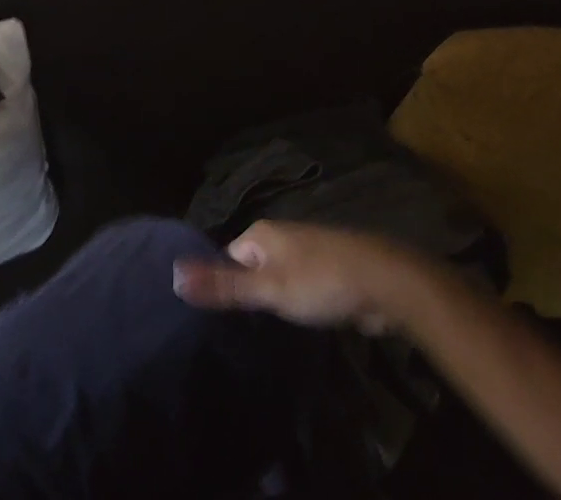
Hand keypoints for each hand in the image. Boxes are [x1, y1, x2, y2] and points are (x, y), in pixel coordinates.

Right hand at [172, 220, 433, 331]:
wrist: (390, 284)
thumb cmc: (323, 281)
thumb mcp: (267, 288)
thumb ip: (222, 285)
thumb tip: (170, 274)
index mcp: (262, 232)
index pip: (226, 257)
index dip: (224, 285)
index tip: (225, 315)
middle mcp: (282, 236)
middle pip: (251, 267)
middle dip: (250, 293)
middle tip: (248, 326)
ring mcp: (308, 253)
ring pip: (278, 278)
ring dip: (276, 300)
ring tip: (273, 328)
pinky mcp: (330, 271)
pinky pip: (302, 287)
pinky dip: (300, 302)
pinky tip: (303, 321)